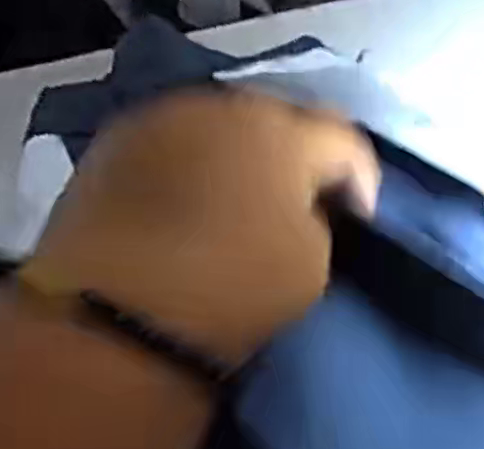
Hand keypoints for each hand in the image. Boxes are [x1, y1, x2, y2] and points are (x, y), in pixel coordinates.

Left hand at [29, 90, 378, 364]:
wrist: (130, 307)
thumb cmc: (243, 282)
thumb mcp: (315, 258)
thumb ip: (321, 216)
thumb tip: (305, 203)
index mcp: (281, 134)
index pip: (346, 140)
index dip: (363, 181)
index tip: (361, 220)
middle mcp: (221, 106)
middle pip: (284, 121)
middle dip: (307, 162)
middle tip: (316, 210)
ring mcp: (163, 117)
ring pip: (231, 127)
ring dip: (254, 161)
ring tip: (260, 208)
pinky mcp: (120, 141)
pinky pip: (188, 142)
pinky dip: (210, 166)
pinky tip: (212, 206)